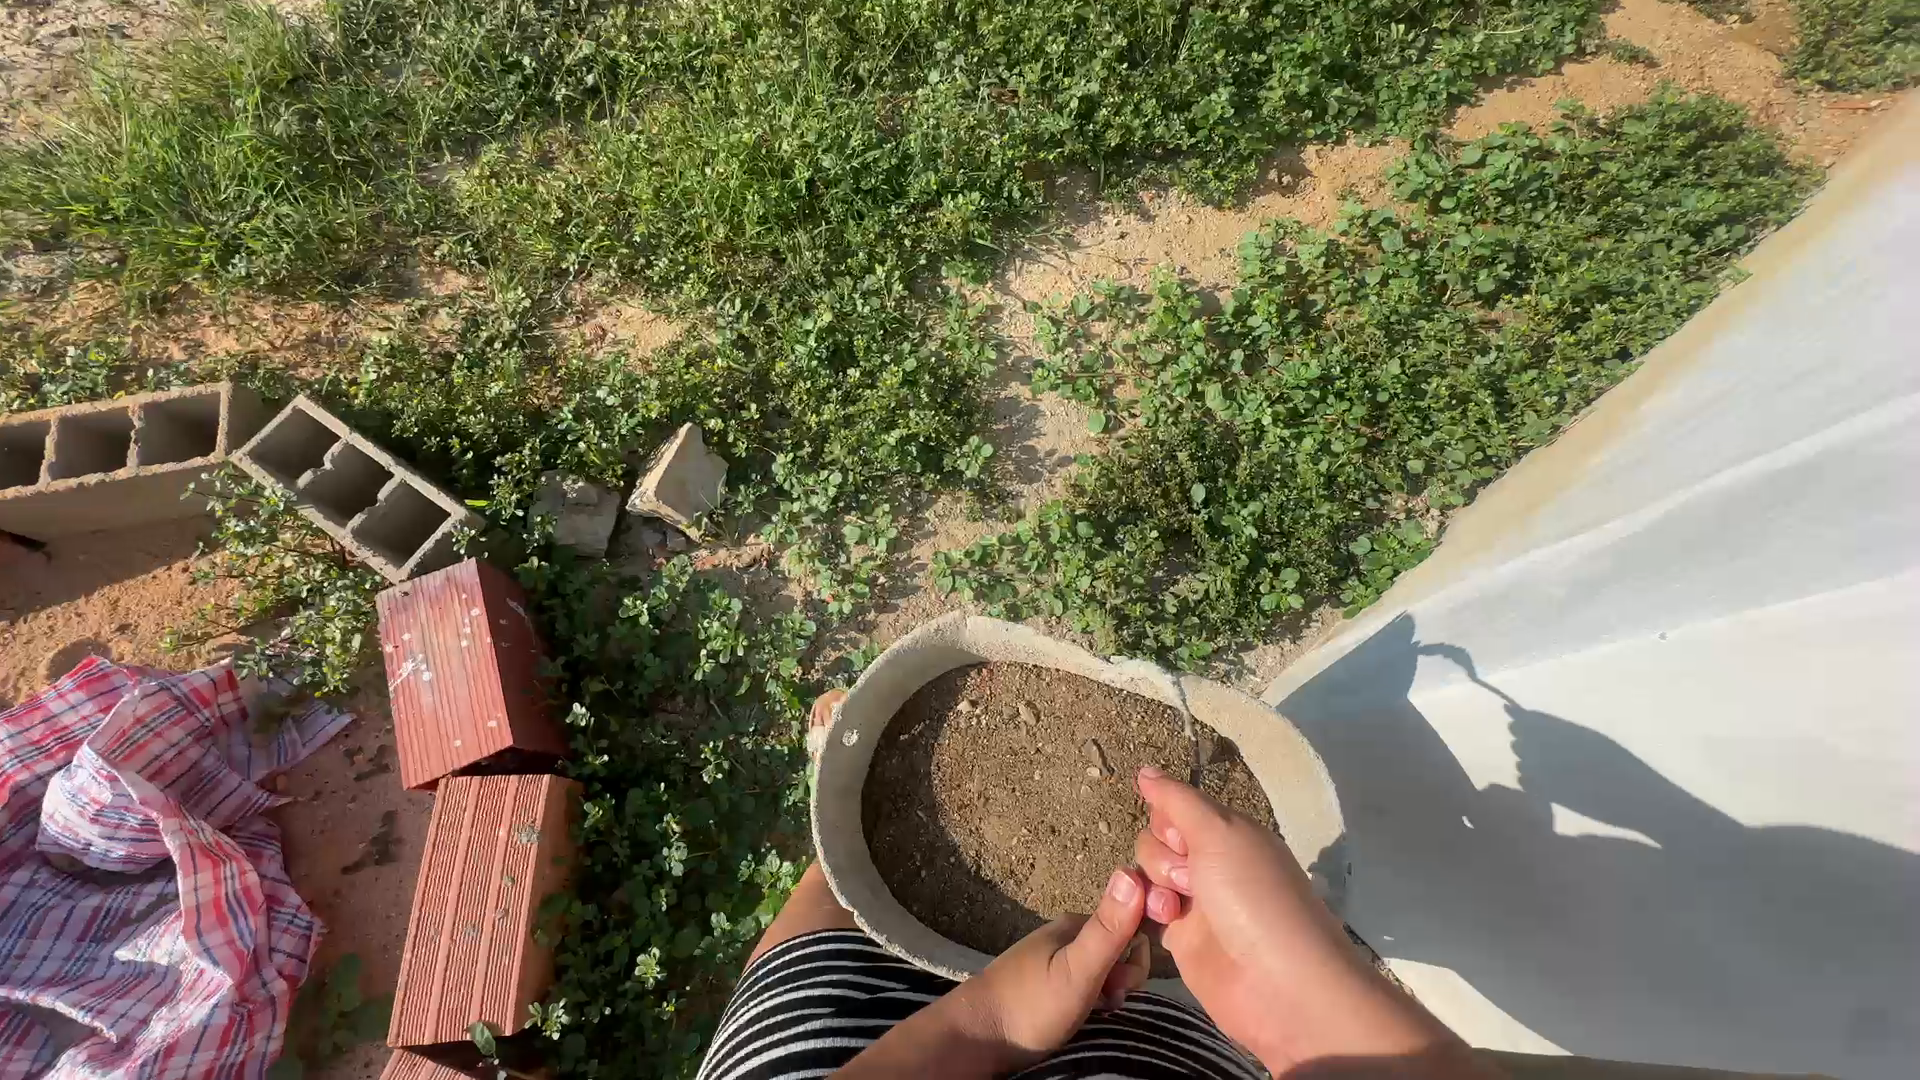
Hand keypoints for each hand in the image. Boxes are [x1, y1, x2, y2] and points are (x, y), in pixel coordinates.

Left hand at [834, 867, 1149, 1078]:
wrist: (979, 1035)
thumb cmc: (1032, 1003)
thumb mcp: (1077, 969)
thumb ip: (1108, 929)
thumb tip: (1133, 870)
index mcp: (1075, 923)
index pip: (1131, 926)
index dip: (1135, 957)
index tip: (1120, 984)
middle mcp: (1067, 933)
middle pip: (1118, 949)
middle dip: (1122, 978)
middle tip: (1104, 1002)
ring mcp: (1056, 956)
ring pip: (1104, 969)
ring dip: (1108, 992)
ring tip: (1092, 1011)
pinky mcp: (1050, 979)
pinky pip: (1087, 982)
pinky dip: (1092, 999)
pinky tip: (1082, 1014)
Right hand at [1132, 767, 1482, 1074]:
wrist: (1280, 986)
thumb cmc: (1253, 896)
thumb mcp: (1218, 831)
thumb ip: (1177, 798)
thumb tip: (1144, 769)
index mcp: (1228, 832)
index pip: (1176, 805)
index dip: (1170, 817)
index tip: (1183, 836)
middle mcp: (1211, 861)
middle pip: (1157, 836)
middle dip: (1163, 852)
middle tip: (1190, 876)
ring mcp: (1196, 900)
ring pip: (1148, 870)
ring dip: (1156, 881)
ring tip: (1178, 905)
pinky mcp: (1182, 936)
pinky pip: (1147, 906)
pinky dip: (1149, 908)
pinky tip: (1165, 920)